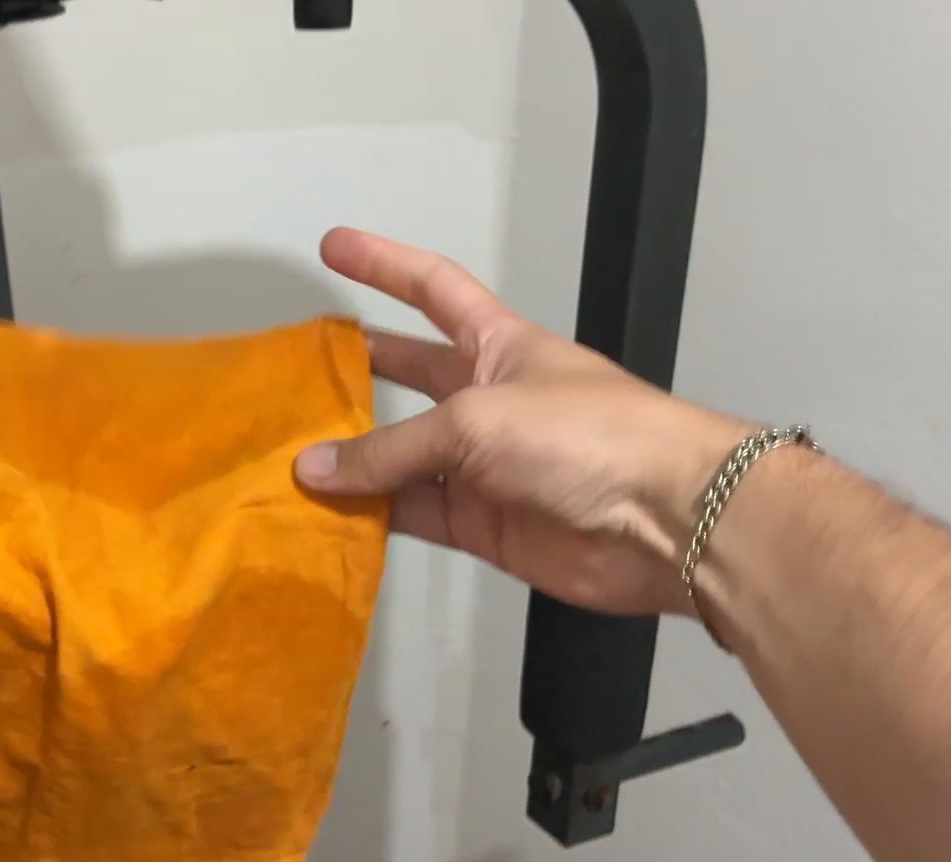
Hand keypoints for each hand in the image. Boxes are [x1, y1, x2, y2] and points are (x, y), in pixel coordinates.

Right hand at [295, 227, 750, 617]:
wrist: (664, 525)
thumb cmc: (585, 437)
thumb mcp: (475, 421)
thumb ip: (387, 449)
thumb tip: (309, 469)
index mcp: (497, 347)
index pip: (432, 290)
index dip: (383, 265)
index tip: (334, 246)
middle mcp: (480, 401)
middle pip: (403, 377)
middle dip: (353, 372)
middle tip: (295, 374)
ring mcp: (474, 465)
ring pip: (394, 457)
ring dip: (348, 460)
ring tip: (287, 458)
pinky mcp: (471, 521)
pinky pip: (405, 512)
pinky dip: (365, 515)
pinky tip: (321, 513)